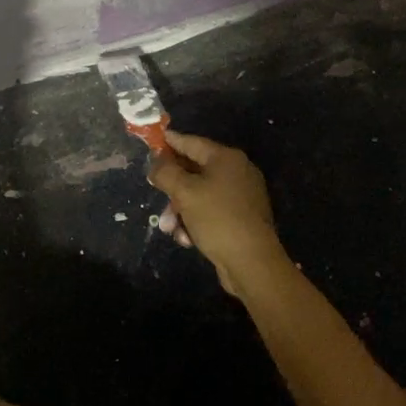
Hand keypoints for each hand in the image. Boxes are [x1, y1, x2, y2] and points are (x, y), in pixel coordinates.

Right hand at [149, 129, 286, 295]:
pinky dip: (195, 222)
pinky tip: (186, 239)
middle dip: (172, 188)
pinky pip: (211, 213)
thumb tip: (156, 164)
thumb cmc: (217, 218)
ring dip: (180, 210)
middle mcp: (236, 173)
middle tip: (156, 194)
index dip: (170, 142)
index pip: (191, 142)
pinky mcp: (241, 220)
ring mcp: (241, 197)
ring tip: (169, 228)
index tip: (153, 141)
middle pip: (194, 171)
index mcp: (226, 158)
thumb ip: (165, 172)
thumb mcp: (184, 192)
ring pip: (200, 195)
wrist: (252, 264)